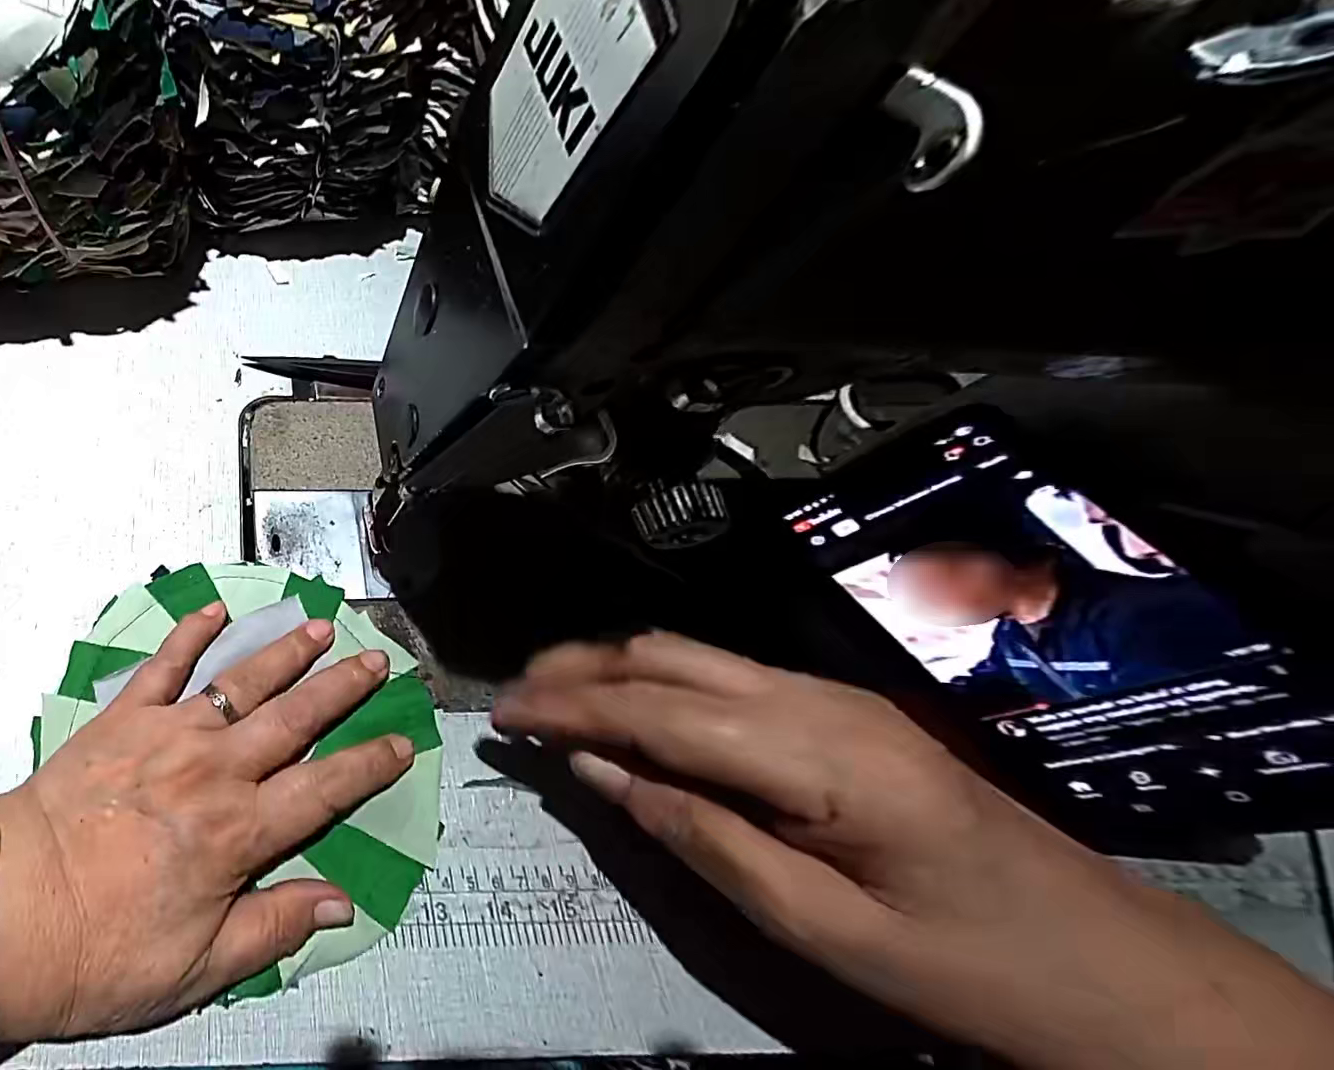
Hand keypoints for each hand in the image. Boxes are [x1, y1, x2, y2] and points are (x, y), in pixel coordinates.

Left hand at [0, 603, 412, 1039]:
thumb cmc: (94, 950)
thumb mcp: (195, 967)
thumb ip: (273, 926)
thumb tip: (339, 906)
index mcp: (238, 831)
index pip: (326, 788)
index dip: (370, 765)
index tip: (399, 745)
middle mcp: (214, 771)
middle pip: (296, 717)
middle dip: (343, 688)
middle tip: (374, 663)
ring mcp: (170, 735)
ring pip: (245, 682)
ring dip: (287, 652)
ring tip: (319, 628)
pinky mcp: (124, 718)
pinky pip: (164, 665)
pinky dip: (190, 633)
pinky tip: (214, 610)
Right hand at [495, 633, 1333, 1069]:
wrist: (1116, 966)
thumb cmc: (964, 964)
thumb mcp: (815, 926)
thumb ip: (697, 833)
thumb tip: (598, 770)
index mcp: (813, 752)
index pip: (655, 709)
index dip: (570, 706)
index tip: (505, 712)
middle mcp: (810, 697)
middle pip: (663, 658)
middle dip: (576, 669)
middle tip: (513, 694)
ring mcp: (822, 693)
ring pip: (686, 655)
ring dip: (609, 668)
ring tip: (550, 691)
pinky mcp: (828, 706)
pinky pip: (715, 676)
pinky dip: (651, 684)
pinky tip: (625, 709)